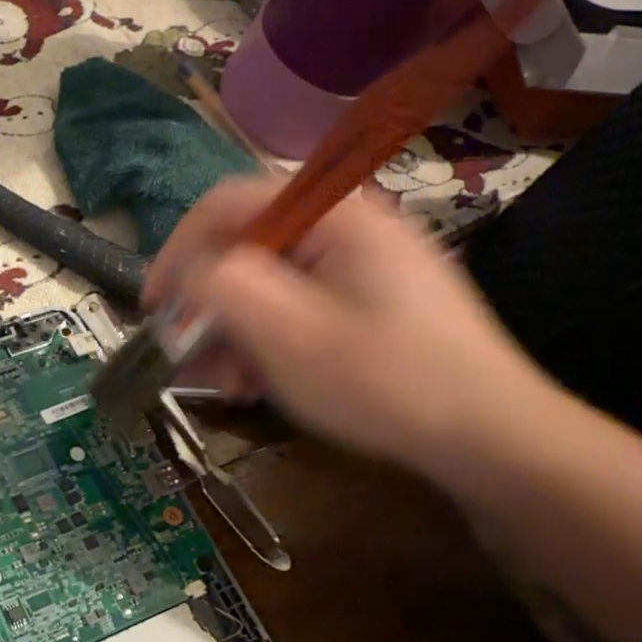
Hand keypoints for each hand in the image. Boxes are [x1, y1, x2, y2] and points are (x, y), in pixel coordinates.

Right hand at [144, 177, 557, 477]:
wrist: (488, 437)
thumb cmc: (386, 383)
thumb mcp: (290, 337)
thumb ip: (225, 288)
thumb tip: (187, 275)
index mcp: (334, 217)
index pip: (229, 205)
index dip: (177, 250)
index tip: (153, 307)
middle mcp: (347, 230)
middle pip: (246, 249)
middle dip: (207, 307)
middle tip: (188, 360)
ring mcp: (360, 269)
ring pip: (266, 285)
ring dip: (231, 334)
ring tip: (225, 386)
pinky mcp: (367, 305)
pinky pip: (295, 309)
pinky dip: (263, 343)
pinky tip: (254, 386)